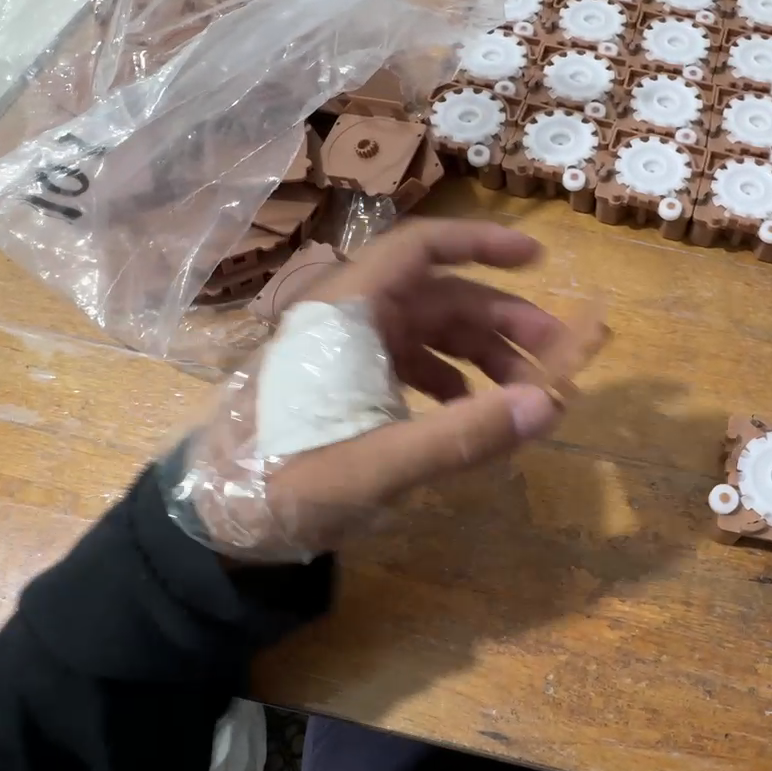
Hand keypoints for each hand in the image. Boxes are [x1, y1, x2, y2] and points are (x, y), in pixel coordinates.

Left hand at [181, 219, 575, 558]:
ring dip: (485, 355)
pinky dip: (455, 380)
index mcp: (347, 313)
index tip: (537, 259)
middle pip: (442, 296)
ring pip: (434, 332)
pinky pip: (416, 365)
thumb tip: (548, 405)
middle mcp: (352, 319)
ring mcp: (350, 351)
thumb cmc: (283, 482)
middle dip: (504, 320)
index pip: (419, 249)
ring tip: (527, 392)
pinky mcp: (350, 383)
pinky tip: (472, 410)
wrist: (213, 526)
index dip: (480, 244)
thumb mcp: (375, 464)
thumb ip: (461, 436)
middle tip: (558, 354)